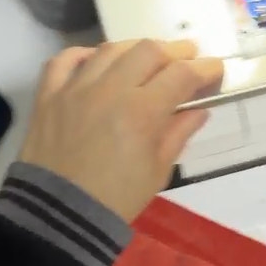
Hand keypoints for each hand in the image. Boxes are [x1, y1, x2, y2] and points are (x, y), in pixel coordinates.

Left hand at [18, 39, 224, 221]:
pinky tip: (96, 59)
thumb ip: (178, 134)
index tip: (216, 69)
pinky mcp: (48, 95)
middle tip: (187, 57)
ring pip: (110, 49)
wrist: (58, 217)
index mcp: (142, 111)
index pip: (182, 75)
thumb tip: (198, 110)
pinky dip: (83, 54)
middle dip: (174, 51)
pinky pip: (63, 60)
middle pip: (148, 51)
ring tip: (147, 56)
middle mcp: (110, 89)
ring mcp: (75, 88)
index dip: (205, 68)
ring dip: (135, 48)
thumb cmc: (115, 199)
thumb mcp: (157, 172)